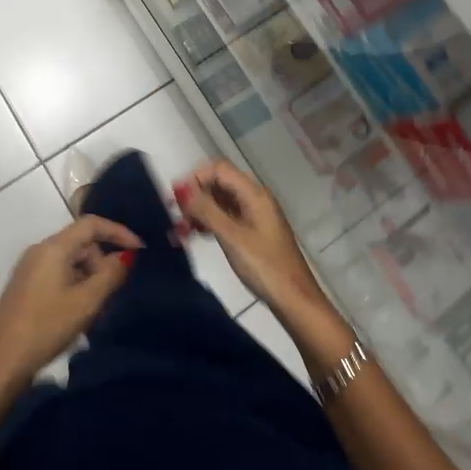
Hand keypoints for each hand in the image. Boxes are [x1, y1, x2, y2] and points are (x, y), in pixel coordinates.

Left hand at [0, 216, 141, 379]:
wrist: (2, 363)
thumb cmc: (46, 326)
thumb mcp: (86, 302)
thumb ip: (111, 275)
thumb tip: (127, 256)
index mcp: (53, 247)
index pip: (91, 224)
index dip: (119, 232)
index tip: (140, 250)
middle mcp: (39, 251)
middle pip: (81, 243)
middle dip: (103, 262)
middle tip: (116, 291)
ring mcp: (29, 269)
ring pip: (70, 262)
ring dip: (90, 278)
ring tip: (99, 308)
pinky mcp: (24, 287)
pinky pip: (58, 275)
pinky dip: (75, 286)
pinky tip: (80, 314)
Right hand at [180, 160, 324, 314]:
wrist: (294, 300)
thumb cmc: (265, 267)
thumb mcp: (231, 237)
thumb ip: (206, 210)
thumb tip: (181, 187)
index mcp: (254, 194)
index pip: (219, 169)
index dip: (195, 178)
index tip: (176, 199)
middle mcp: (254, 199)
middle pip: (218, 184)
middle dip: (195, 196)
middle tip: (176, 218)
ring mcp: (254, 216)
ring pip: (220, 202)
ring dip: (199, 211)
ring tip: (181, 231)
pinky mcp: (252, 233)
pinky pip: (226, 218)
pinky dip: (209, 223)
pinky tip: (196, 236)